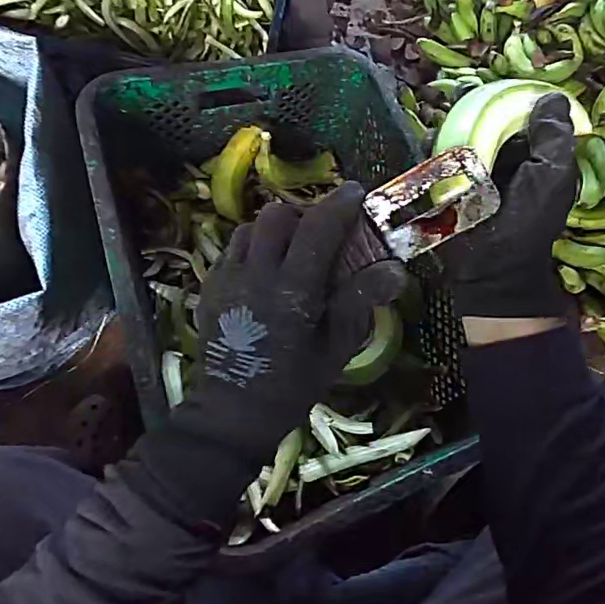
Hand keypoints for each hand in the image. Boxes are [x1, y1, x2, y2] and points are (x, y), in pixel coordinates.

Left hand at [174, 184, 405, 464]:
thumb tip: (394, 269)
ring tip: (293, 246)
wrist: (232, 411)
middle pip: (277, 216)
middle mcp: (255, 274)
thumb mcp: (335, 348)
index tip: (356, 192)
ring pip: (250, 227)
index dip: (339, 204)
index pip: (317, 229)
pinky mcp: (209, 286)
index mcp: (292, 290)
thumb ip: (360, 302)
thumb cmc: (292, 384)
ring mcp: (226, 278)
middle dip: (305, 212)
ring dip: (276, 227)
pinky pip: (231, 248)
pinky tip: (265, 266)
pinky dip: (253, 245)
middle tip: (323, 229)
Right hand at [437, 93, 577, 321]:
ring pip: (455, 135)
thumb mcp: (553, 176)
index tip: (492, 89)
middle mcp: (499, 160)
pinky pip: (434, 158)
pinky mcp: (443, 187)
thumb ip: (553, 138)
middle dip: (470, 107)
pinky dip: (430, 149)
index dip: (506, 99)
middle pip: (482, 120)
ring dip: (447, 128)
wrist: (491, 269)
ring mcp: (468, 173)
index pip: (518, 115)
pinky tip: (429, 146)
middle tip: (459, 100)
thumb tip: (550, 97)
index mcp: (530, 155)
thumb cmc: (529, 223)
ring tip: (443, 126)